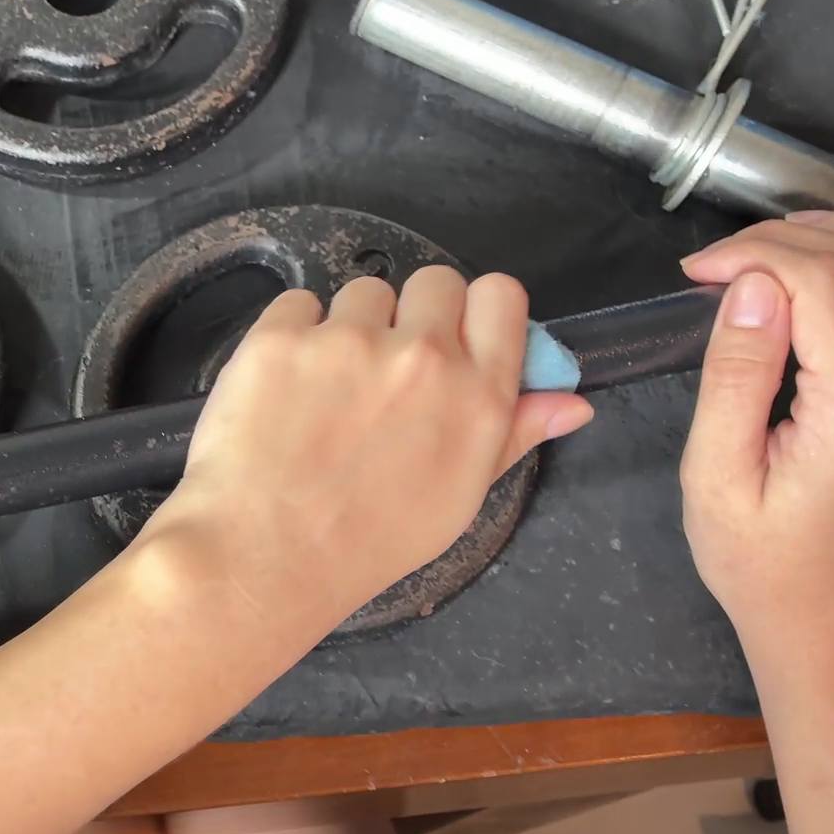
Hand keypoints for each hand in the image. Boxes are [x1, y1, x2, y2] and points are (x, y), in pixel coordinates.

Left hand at [137, 266, 592, 640]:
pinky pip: (294, 305)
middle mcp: (420, 355)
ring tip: (315, 387)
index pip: (499, 296)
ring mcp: (345, 341)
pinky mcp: (277, 341)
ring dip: (344, 327)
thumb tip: (569, 402)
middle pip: (432, 282)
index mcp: (477, 393)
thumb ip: (510, 437)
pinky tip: (276, 383)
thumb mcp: (455, 500)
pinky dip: (288, 335)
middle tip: (372, 369)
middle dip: (407, 316)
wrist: (263, 551)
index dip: (470, 312)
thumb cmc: (363, 541)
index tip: (442, 338)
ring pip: (359, 294)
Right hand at [679, 213, 833, 671]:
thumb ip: (735, 379)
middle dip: (791, 241)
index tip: (693, 273)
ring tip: (782, 241)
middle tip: (718, 261)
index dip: (754, 257)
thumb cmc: (755, 554)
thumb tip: (751, 292)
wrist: (828, 616)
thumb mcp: (715, 473)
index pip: (821, 284)